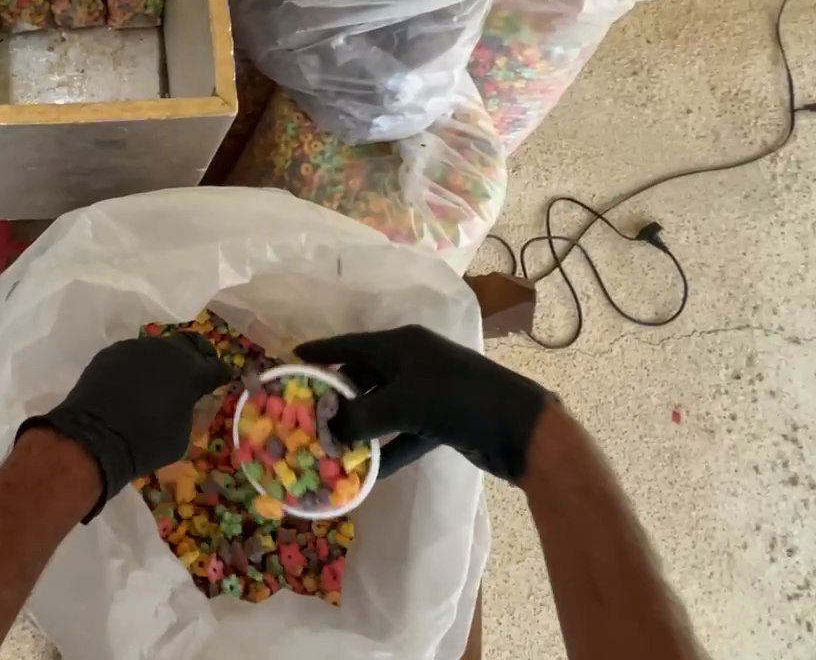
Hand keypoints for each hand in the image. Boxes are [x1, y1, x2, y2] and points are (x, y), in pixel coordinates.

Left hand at [19, 333, 229, 520]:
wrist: (95, 437)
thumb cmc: (146, 443)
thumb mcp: (182, 436)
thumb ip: (189, 410)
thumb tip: (186, 401)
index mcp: (190, 372)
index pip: (216, 367)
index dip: (222, 374)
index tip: (224, 379)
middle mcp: (167, 351)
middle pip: (191, 344)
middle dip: (200, 355)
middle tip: (200, 368)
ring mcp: (137, 347)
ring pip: (160, 347)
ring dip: (166, 360)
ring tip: (162, 378)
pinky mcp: (113, 351)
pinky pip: (134, 354)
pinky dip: (141, 365)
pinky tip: (134, 381)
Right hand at [296, 325, 551, 480]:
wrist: (523, 429)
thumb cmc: (458, 399)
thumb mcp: (403, 403)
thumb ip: (361, 416)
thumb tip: (328, 430)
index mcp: (401, 344)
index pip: (349, 344)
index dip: (321, 352)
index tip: (292, 359)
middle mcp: (412, 361)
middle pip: (363, 375)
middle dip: (338, 396)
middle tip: (309, 411)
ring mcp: (428, 390)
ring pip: (383, 406)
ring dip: (362, 427)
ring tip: (332, 443)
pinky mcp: (442, 419)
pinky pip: (403, 431)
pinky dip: (387, 447)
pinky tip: (369, 471)